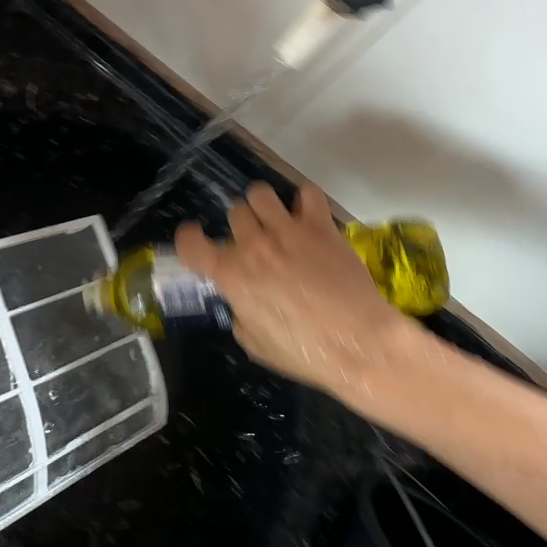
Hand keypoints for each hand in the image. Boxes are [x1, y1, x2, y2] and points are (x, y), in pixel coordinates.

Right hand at [176, 182, 419, 397]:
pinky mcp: (319, 226)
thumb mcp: (255, 345)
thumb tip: (243, 301)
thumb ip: (241, 313)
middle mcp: (254, 246)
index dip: (189, 238)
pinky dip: (304, 200)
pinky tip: (308, 215)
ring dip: (265, 205)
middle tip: (258, 241)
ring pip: (260, 193)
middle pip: (235, 212)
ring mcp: (287, 231)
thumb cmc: (305, 353)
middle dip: (243, 226)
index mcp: (232, 277)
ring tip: (278, 219)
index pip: (191, 244)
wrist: (357, 343)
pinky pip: (306, 193)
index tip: (197, 239)